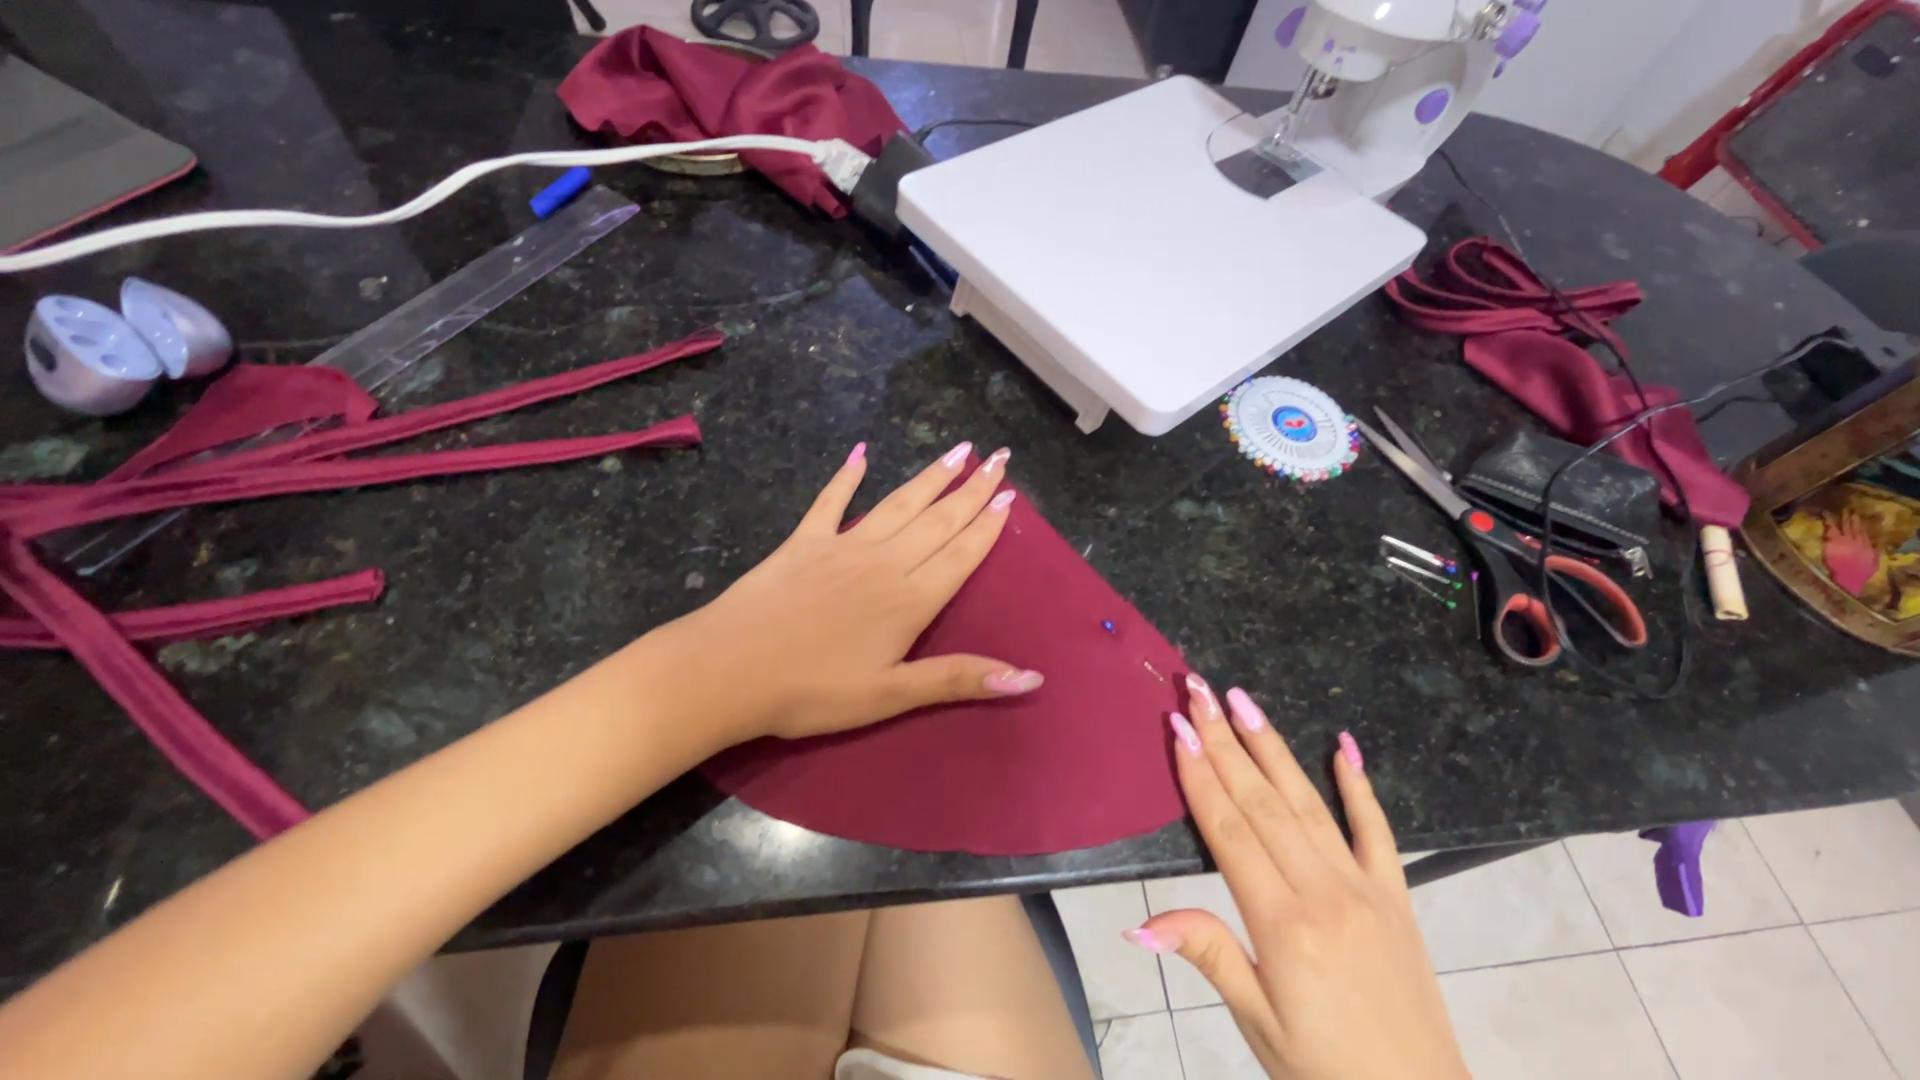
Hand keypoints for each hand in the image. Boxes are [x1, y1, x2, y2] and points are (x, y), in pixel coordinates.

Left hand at [649, 440, 1041, 745]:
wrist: (729, 670)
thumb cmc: (813, 692)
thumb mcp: (891, 696)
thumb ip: (959, 679)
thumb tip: (1032, 677)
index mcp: (910, 601)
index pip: (960, 554)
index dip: (987, 526)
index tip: (1011, 494)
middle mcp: (884, 563)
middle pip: (938, 520)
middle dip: (972, 489)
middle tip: (999, 457)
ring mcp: (842, 547)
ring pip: (898, 504)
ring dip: (930, 478)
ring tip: (958, 450)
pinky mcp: (803, 542)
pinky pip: (831, 502)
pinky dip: (847, 476)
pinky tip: (862, 453)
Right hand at [1128, 677, 1469, 1079]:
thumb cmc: (1324, 1071)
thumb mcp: (1258, 1022)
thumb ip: (1208, 955)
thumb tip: (1138, 924)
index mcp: (1282, 922)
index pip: (1229, 830)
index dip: (1200, 775)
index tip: (1179, 727)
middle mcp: (1324, 891)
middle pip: (1263, 801)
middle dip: (1226, 741)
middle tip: (1200, 690)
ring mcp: (1366, 888)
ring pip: (1309, 803)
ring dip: (1273, 747)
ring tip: (1245, 701)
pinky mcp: (1397, 897)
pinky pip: (1377, 831)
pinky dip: (1360, 786)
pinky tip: (1343, 745)